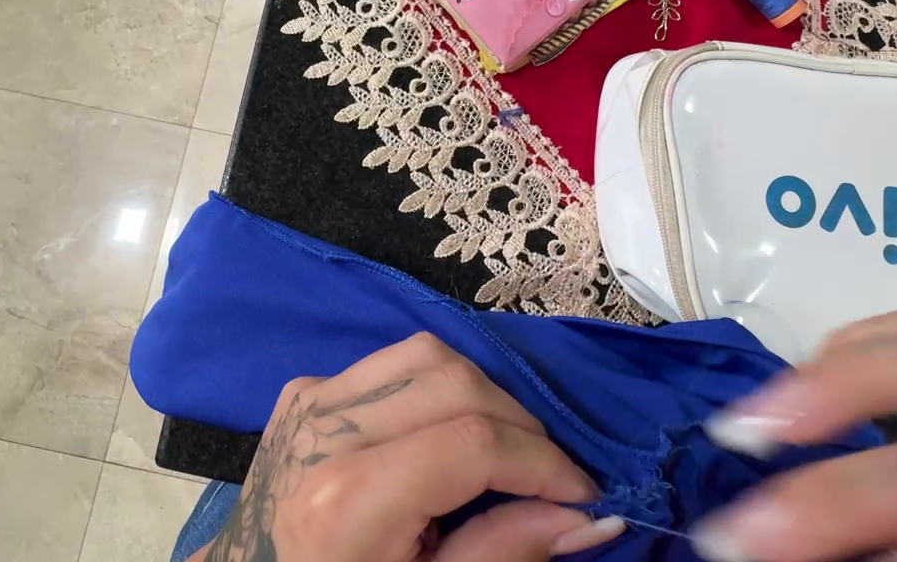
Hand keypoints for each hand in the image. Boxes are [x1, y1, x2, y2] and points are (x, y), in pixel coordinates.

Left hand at [192, 332, 625, 561]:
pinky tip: (448, 432)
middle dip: (520, 424)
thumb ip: (502, 551)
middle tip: (552, 477)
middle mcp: (325, 427)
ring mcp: (309, 396)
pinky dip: (438, 387)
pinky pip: (392, 363)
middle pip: (454, 380)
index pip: (471, 442)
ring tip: (507, 450)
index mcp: (347, 497)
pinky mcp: (304, 387)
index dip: (543, 464)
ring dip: (483, 393)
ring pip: (426, 354)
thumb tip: (591, 517)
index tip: (586, 494)